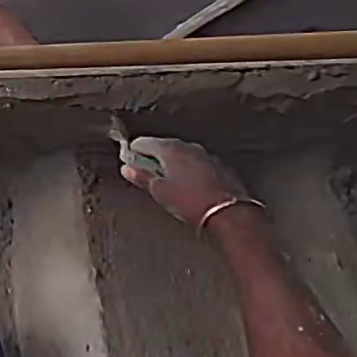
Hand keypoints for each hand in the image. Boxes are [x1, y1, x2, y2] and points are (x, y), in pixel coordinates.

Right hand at [120, 136, 252, 228]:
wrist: (229, 214)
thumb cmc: (190, 201)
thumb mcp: (159, 191)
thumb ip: (142, 177)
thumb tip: (127, 169)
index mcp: (169, 149)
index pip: (144, 142)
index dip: (134, 151)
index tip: (130, 161)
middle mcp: (188, 147)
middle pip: (164, 146)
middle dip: (153, 156)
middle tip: (146, 171)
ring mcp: (206, 155)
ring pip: (182, 154)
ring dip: (172, 162)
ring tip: (167, 178)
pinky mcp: (220, 166)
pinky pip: (197, 163)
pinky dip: (189, 168)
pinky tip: (187, 182)